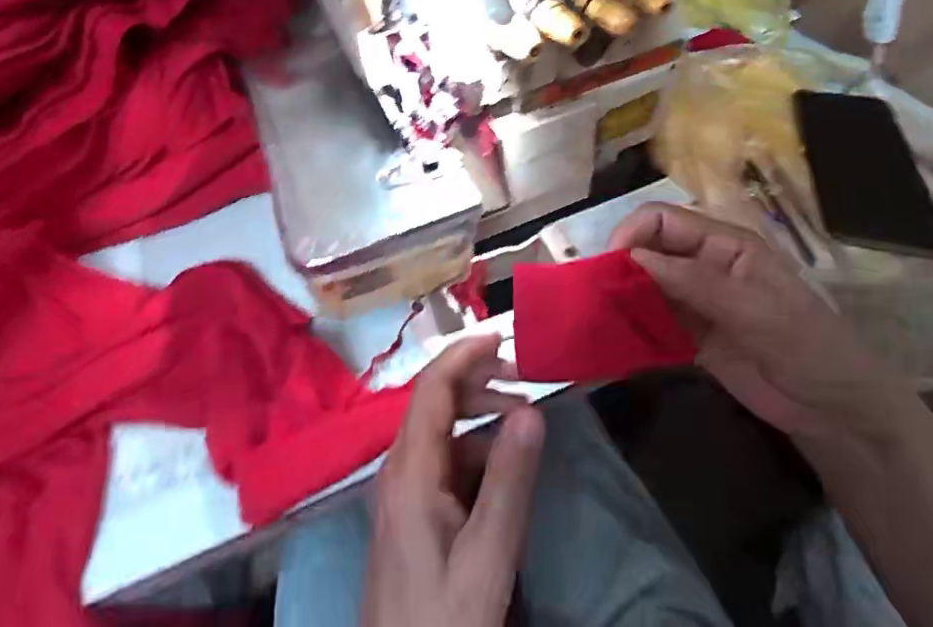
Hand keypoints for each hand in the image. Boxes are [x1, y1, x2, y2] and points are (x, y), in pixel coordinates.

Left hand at [363, 335, 545, 626]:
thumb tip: (533, 410)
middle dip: (480, 380)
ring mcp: (402, 493)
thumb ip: (510, 480)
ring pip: (442, 431)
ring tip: (525, 422)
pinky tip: (505, 467)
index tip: (504, 335)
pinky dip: (475, 449)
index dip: (464, 353)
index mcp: (409, 472)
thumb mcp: (488, 555)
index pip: (431, 387)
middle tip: (528, 380)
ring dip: (481, 415)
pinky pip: (444, 461)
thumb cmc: (445, 619)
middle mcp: (398, 471)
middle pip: (435, 402)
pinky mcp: (411, 514)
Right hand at [610, 203, 909, 444]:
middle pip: (649, 252)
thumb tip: (633, 257)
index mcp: (724, 244)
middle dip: (619, 266)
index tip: (608, 264)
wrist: (835, 410)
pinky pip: (652, 325)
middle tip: (592, 295)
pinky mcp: (692, 339)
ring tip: (592, 318)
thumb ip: (694, 281)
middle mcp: (704, 266)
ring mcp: (696, 304)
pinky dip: (630, 331)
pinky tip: (610, 343)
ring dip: (620, 299)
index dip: (633, 234)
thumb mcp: (754, 308)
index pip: (665, 221)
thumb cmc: (806, 345)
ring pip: (645, 289)